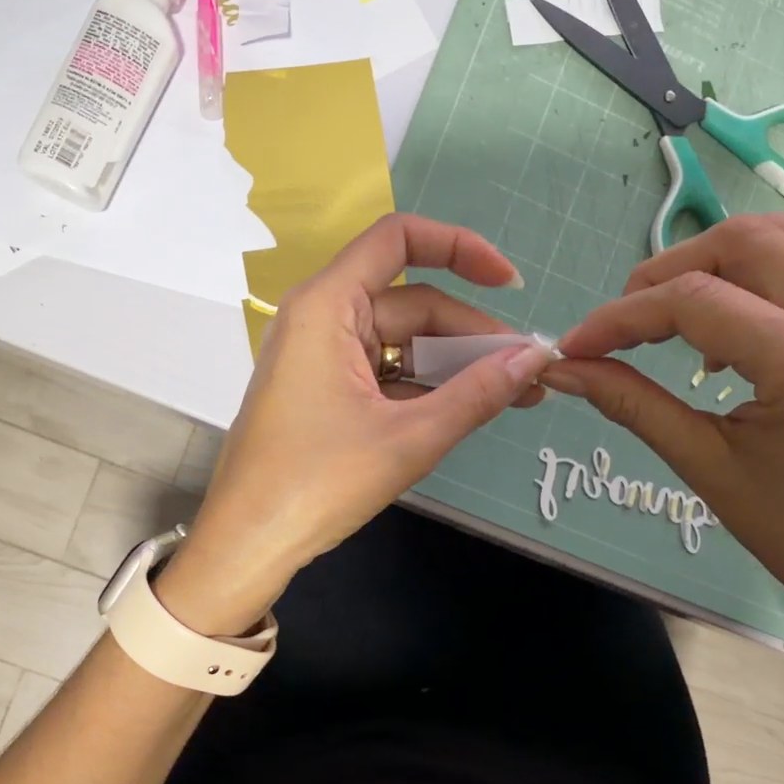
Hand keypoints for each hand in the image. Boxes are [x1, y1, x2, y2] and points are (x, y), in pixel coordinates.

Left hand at [156, 214, 554, 634]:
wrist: (249, 543)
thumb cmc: (318, 484)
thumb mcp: (408, 439)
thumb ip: (477, 394)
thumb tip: (534, 359)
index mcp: (326, 307)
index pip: (398, 240)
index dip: (460, 247)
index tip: (508, 282)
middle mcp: (318, 320)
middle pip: (410, 302)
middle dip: (472, 335)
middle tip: (528, 372)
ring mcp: (318, 359)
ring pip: (400, 343)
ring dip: (454, 366)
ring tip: (514, 395)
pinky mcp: (321, 394)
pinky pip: (382, 374)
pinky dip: (423, 388)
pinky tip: (466, 409)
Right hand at [542, 214, 783, 670]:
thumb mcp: (702, 464)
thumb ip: (631, 403)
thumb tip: (563, 370)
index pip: (695, 302)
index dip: (621, 317)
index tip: (575, 347)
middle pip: (741, 242)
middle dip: (664, 272)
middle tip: (620, 325)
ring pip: (774, 241)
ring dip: (705, 266)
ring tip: (661, 321)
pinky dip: (742, 283)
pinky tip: (716, 337)